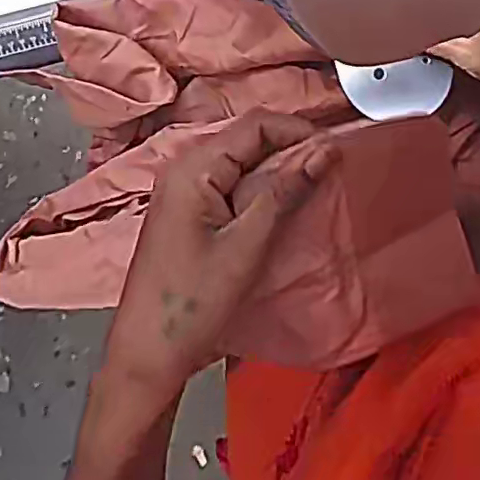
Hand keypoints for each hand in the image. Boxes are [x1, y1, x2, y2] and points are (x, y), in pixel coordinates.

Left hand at [99, 110, 338, 411]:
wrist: (147, 355)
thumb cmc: (192, 303)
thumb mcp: (247, 245)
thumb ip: (286, 192)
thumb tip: (325, 152)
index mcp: (194, 168)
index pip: (255, 125)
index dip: (298, 130)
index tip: (332, 149)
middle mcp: (185, 167)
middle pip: (248, 137)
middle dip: (291, 146)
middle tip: (328, 168)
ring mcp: (185, 187)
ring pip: (242, 158)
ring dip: (278, 166)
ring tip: (312, 183)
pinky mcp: (189, 206)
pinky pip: (231, 179)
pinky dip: (260, 184)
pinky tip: (282, 201)